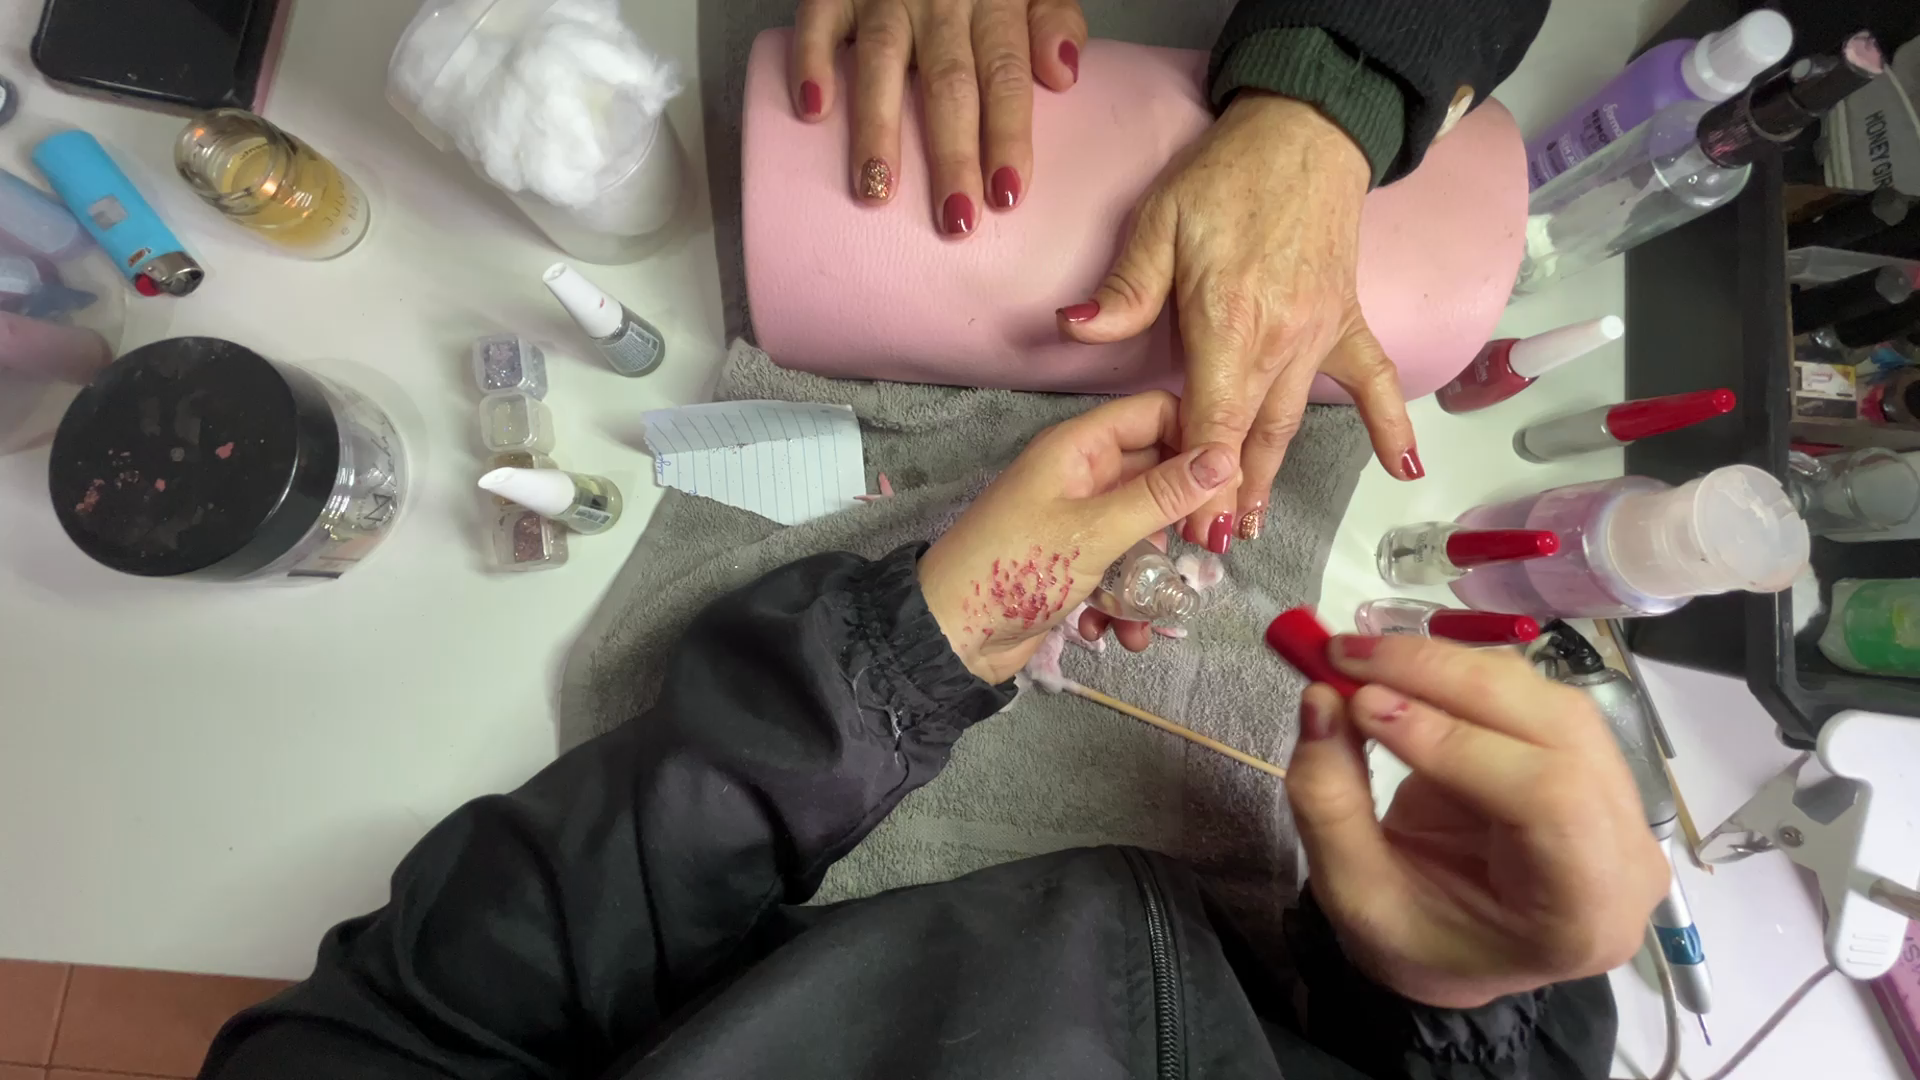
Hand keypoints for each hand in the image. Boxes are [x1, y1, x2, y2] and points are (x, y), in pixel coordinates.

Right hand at [790, 0, 1085, 233]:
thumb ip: (1053, 20)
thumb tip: (1064, 73)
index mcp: (996, 3)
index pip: (1006, 77)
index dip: (1008, 137)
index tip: (1006, 196)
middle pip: (949, 85)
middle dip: (953, 157)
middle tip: (954, 221)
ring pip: (882, 63)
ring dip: (878, 130)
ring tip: (876, 192)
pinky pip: (819, 18)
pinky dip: (811, 60)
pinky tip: (812, 110)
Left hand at [917, 392, 1236, 683]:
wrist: (951, 636)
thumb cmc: (1016, 568)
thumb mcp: (1094, 530)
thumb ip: (1161, 494)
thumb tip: (1224, 454)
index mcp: (1078, 447)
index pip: (1155, 414)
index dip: (1197, 440)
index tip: (1231, 483)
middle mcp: (1080, 475)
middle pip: (1155, 475)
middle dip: (1182, 518)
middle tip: (1208, 554)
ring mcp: (1076, 521)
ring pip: (1141, 531)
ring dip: (1151, 575)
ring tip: (1152, 610)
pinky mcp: (1073, 563)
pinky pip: (1117, 569)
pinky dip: (1123, 600)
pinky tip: (1117, 631)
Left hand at [1060, 92, 1418, 550]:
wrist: (1304, 135)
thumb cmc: (1223, 179)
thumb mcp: (1157, 223)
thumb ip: (1124, 289)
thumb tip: (1075, 327)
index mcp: (1228, 325)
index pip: (1210, 420)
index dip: (1198, 476)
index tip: (1188, 523)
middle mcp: (1279, 342)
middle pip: (1246, 434)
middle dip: (1224, 493)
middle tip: (1206, 542)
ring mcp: (1318, 336)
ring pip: (1289, 422)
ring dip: (1268, 477)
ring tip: (1249, 528)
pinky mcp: (1345, 323)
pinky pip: (1372, 380)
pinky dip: (1389, 423)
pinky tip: (1403, 469)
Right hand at [1287, 635, 1665, 1008]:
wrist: (1451, 948)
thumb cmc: (1410, 937)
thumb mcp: (1351, 891)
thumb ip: (1327, 801)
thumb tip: (1319, 698)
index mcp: (1582, 911)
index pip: (1548, 801)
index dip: (1452, 739)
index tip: (1360, 705)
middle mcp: (1621, 846)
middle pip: (1554, 727)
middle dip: (1441, 676)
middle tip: (1345, 655)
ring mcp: (1610, 797)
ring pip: (1541, 695)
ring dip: (1444, 662)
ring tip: (1362, 656)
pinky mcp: (1574, 757)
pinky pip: (1522, 691)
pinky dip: (1451, 667)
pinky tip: (1396, 667)